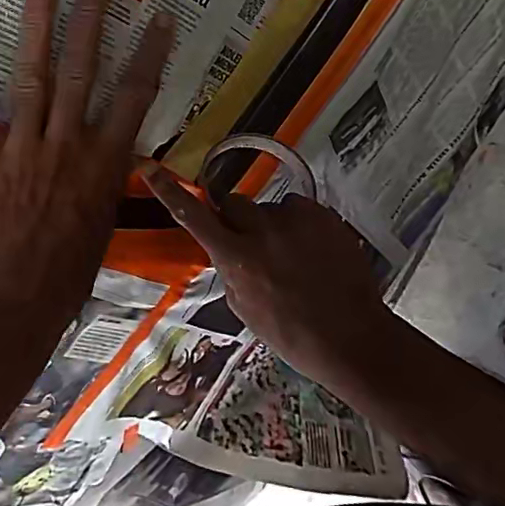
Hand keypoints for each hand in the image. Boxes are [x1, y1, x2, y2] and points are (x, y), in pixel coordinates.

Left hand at [0, 0, 174, 342]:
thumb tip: (120, 147)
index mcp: (105, 166)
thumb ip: (110, 177)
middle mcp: (68, 146)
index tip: (161, 15)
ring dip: (40, 23)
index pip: (136, 98)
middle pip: (85, 70)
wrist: (17, 302)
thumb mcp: (105, 223)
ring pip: (36, 75)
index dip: (151, 53)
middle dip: (93, 16)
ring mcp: (24, 148)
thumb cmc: (69, 272)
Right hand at [140, 170, 393, 380]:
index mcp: (237, 258)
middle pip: (234, 203)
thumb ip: (230, 269)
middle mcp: (262, 232)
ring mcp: (296, 221)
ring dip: (274, 226)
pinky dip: (302, 226)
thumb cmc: (293, 334)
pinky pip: (300, 210)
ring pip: (270, 208)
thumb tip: (226, 247)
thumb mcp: (244, 307)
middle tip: (254, 245)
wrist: (354, 339)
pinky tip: (315, 253)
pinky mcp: (324, 216)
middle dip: (237, 218)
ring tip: (296, 258)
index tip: (150, 166)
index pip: (193, 216)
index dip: (168, 190)